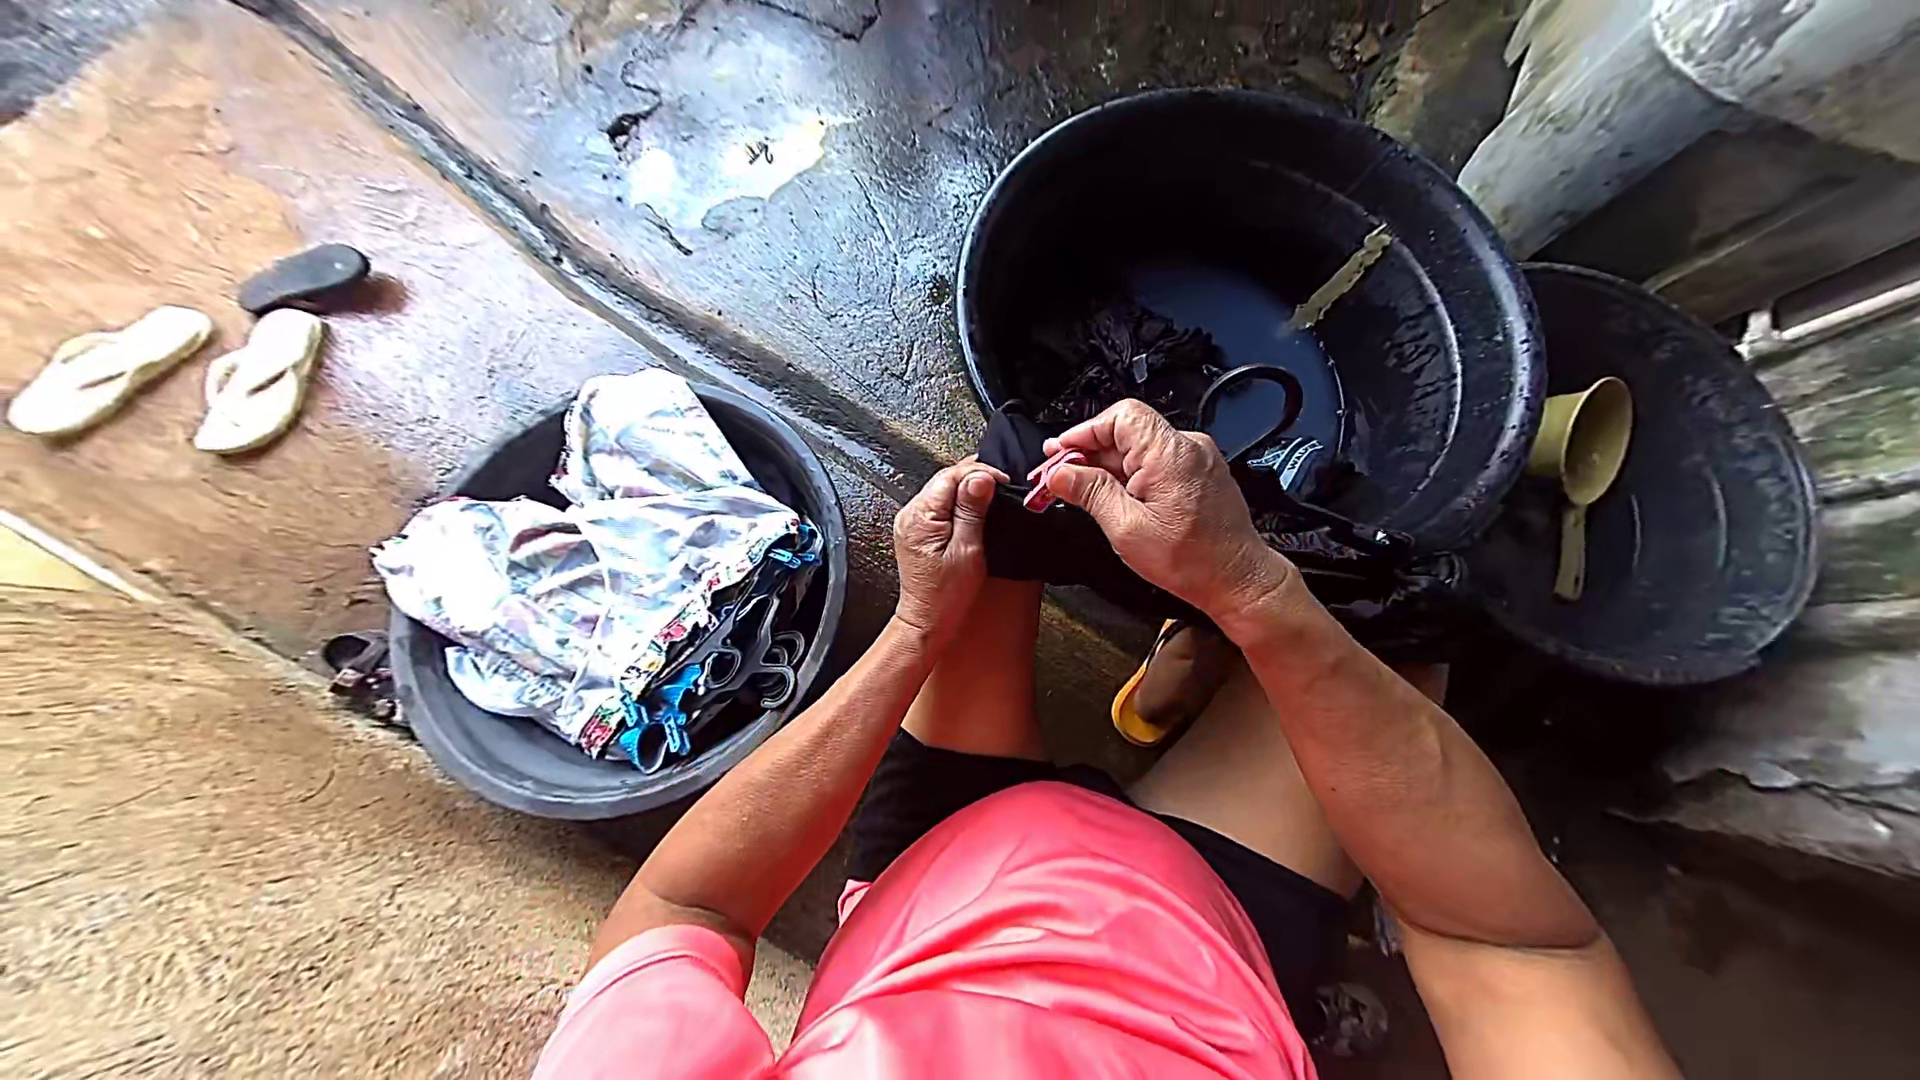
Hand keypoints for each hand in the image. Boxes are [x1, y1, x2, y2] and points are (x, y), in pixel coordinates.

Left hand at [892, 457, 1004, 643]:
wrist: (928, 621)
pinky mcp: (917, 530)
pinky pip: (940, 504)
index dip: (981, 473)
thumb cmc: (945, 595)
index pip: (952, 475)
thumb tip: (981, 478)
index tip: (1004, 481)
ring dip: (968, 490)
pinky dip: (959, 502)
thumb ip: (972, 511)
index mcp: (920, 516)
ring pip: (944, 490)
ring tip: (992, 497)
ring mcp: (911, 521)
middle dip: (975, 478)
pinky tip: (974, 510)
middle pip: (946, 479)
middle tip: (1003, 487)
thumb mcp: (967, 550)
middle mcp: (911, 514)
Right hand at [1043, 400, 1296, 625]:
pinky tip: (1110, 496)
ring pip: (1137, 448)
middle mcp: (1187, 447)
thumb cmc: (1192, 560)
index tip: (1058, 453)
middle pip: (1124, 432)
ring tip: (1080, 491)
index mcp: (1169, 453)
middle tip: (1058, 476)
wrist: (1236, 580)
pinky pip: (1154, 461)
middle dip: (1087, 453)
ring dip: (1105, 466)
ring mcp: (1195, 459)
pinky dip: (1128, 474)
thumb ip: (1090, 493)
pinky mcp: (1197, 473)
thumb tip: (1059, 475)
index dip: (1082, 432)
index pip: (1118, 417)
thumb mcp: (1126, 528)